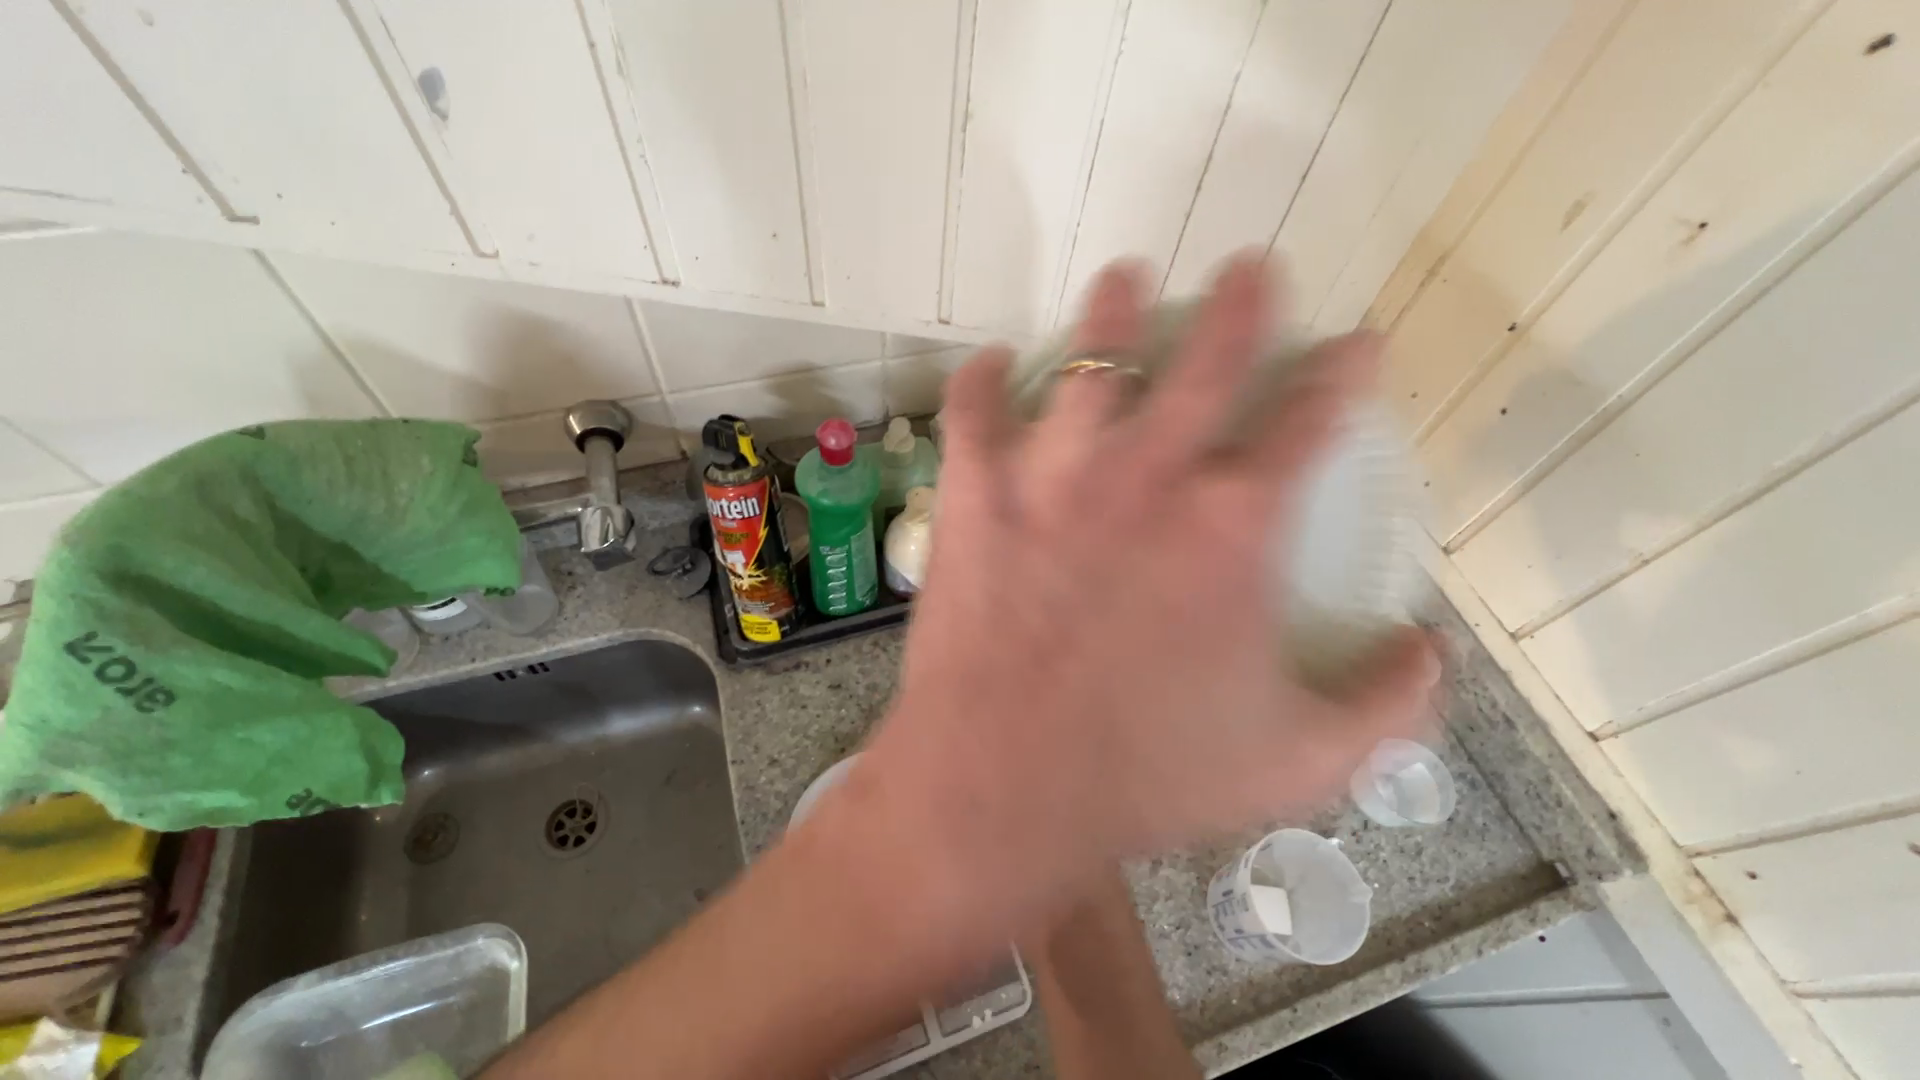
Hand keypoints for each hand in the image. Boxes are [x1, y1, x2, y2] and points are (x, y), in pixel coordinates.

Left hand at [861, 253, 1438, 930]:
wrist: (1004, 788)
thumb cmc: (1150, 775)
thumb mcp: (1299, 760)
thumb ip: (1387, 707)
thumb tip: (1435, 652)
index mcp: (1231, 525)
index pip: (1309, 420)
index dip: (1342, 373)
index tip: (1357, 342)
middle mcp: (1144, 477)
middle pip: (1206, 362)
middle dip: (1239, 306)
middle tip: (1250, 265)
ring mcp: (1050, 480)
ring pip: (1088, 365)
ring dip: (1113, 316)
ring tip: (1126, 279)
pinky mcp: (974, 500)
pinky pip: (972, 415)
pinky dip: (980, 382)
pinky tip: (992, 363)